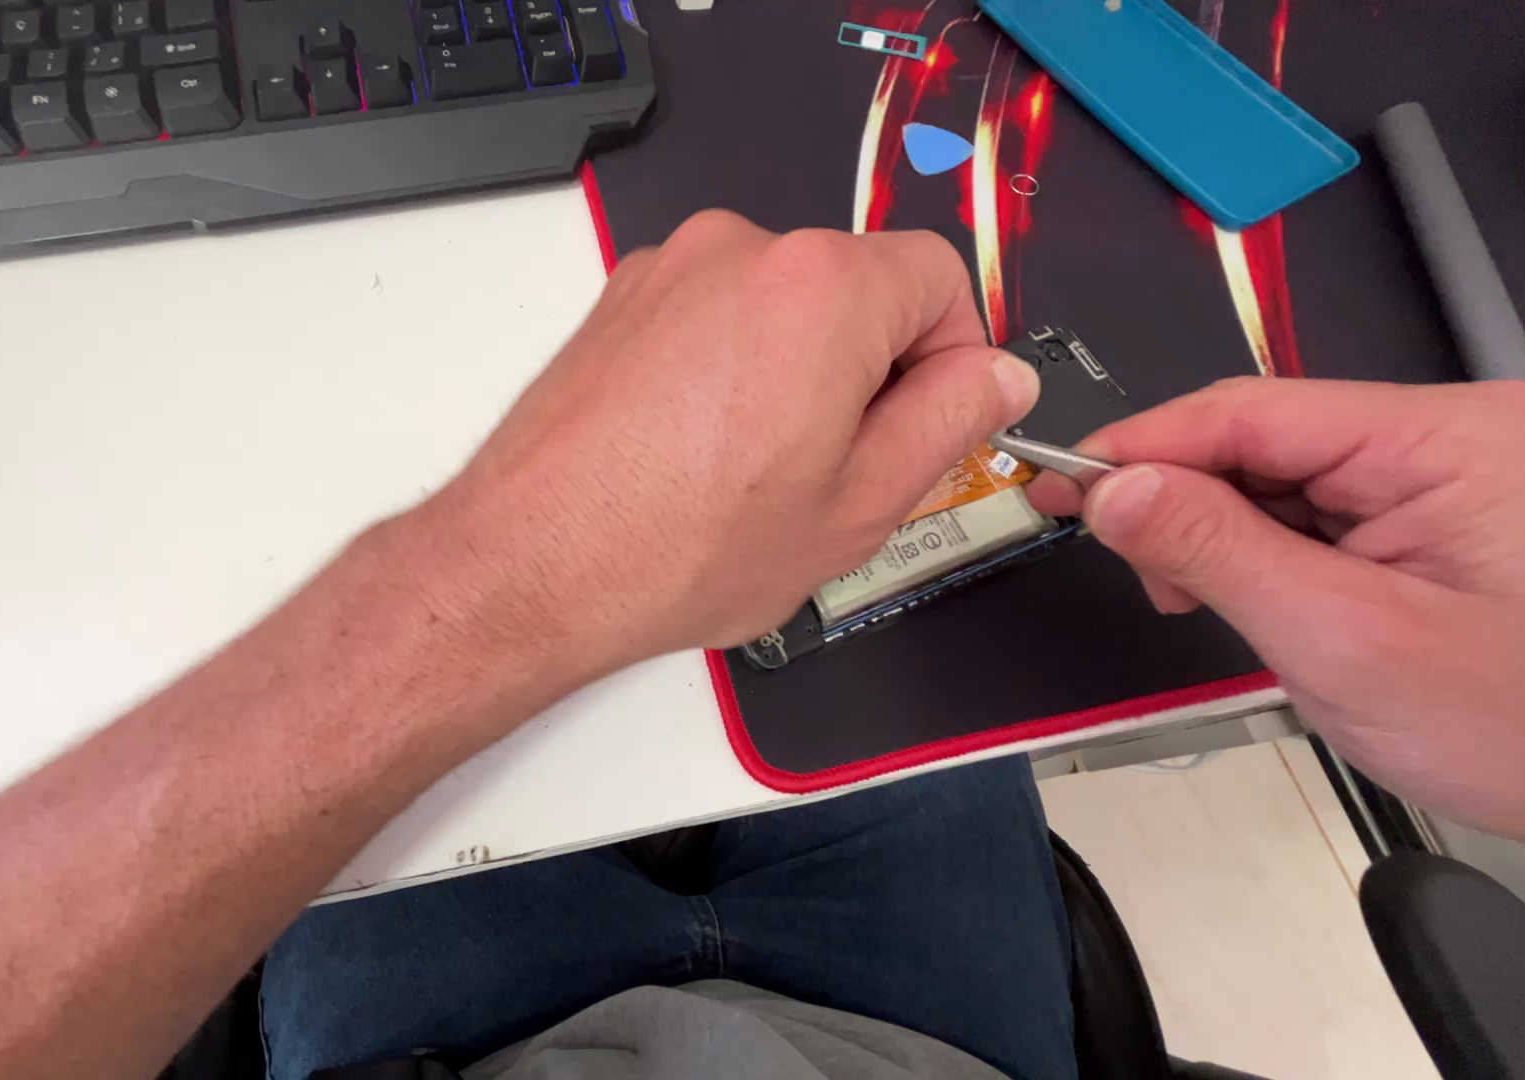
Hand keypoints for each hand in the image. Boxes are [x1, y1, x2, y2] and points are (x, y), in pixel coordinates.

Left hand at [407, 210, 1038, 681]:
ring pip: (778, 308)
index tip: (927, 420)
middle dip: (866, 372)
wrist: (531, 563)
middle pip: (853, 290)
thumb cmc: (681, 549)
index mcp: (820, 288)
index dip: (949, 356)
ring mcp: (667, 271)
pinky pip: (710, 319)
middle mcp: (738, 252)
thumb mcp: (855, 507)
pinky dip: (726, 370)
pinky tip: (696, 450)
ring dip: (792, 374)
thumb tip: (994, 377)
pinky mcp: (619, 301)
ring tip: (751, 469)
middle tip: (833, 467)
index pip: (938, 278)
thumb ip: (947, 424)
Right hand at [1028, 377, 1524, 852]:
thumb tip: (1111, 490)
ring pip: (1281, 479)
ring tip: (1201, 598)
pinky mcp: (1454, 513)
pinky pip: (1321, 510)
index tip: (1056, 487)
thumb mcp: (1345, 639)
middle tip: (1141, 574)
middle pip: (1259, 442)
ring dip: (1217, 535)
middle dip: (1178, 504)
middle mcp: (1461, 434)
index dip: (1134, 447)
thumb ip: (1215, 551)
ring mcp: (1463, 472)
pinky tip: (1255, 593)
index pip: (1243, 412)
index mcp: (1450, 439)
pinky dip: (1264, 551)